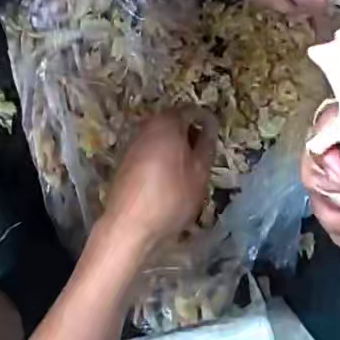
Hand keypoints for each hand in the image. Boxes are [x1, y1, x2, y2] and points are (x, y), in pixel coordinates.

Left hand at [101, 110, 217, 252]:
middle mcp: (146, 127)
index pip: (192, 111)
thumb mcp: (200, 171)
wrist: (128, 228)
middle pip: (174, 122)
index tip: (214, 142)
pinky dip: (161, 159)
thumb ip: (207, 143)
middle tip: (203, 158)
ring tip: (187, 172)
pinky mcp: (124, 162)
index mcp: (167, 122)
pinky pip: (150, 152)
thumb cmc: (171, 196)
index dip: (207, 123)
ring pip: (161, 138)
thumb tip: (210, 126)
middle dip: (190, 135)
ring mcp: (132, 144)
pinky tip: (167, 182)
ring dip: (176, 148)